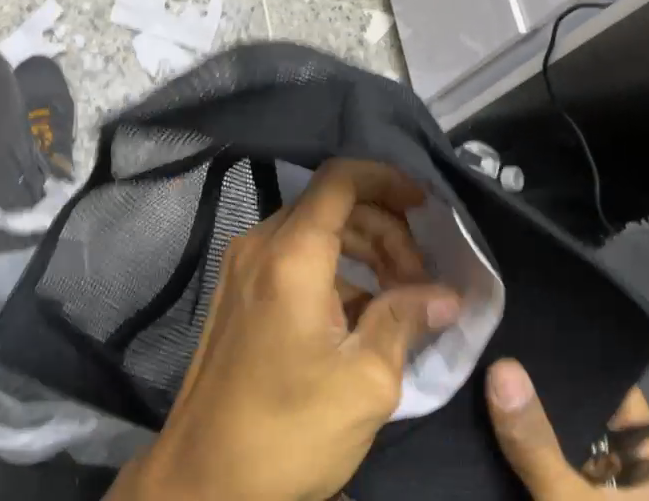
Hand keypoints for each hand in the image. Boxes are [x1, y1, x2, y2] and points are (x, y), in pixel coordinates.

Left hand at [109, 159, 461, 500]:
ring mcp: (242, 270)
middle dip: (385, 229)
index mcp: (291, 255)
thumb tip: (446, 296)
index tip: (426, 205)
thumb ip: (405, 321)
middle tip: (420, 279)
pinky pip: (294, 260)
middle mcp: (260, 246)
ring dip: (363, 251)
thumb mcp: (365, 381)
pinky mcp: (238, 296)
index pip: (341, 179)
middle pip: (332, 205)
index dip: (388, 179)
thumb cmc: (287, 432)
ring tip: (400, 297)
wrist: (202, 486)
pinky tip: (363, 315)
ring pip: (314, 231)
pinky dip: (335, 272)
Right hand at [487, 360, 648, 500]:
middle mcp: (636, 479)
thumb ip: (536, 443)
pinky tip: (485, 440)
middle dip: (540, 401)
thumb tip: (501, 366)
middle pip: (584, 425)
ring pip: (563, 456)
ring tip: (479, 386)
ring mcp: (603, 500)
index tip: (522, 335)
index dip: (573, 365)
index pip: (615, 393)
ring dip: (528, 437)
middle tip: (487, 358)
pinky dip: (526, 468)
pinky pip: (550, 482)